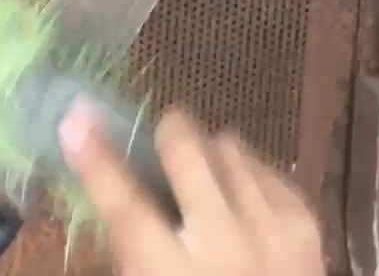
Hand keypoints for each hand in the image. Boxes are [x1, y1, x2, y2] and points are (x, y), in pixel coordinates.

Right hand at [59, 102, 324, 275]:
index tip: (74, 118)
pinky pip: (263, 163)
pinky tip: (244, 203)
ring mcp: (272, 228)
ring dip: (212, 157)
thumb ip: (132, 242)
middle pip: (188, 148)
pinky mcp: (304, 218)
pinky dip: (247, 175)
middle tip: (164, 140)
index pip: (127, 208)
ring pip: (228, 143)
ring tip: (211, 185)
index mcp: (173, 273)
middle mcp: (225, 246)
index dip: (97, 160)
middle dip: (171, 132)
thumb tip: (108, 171)